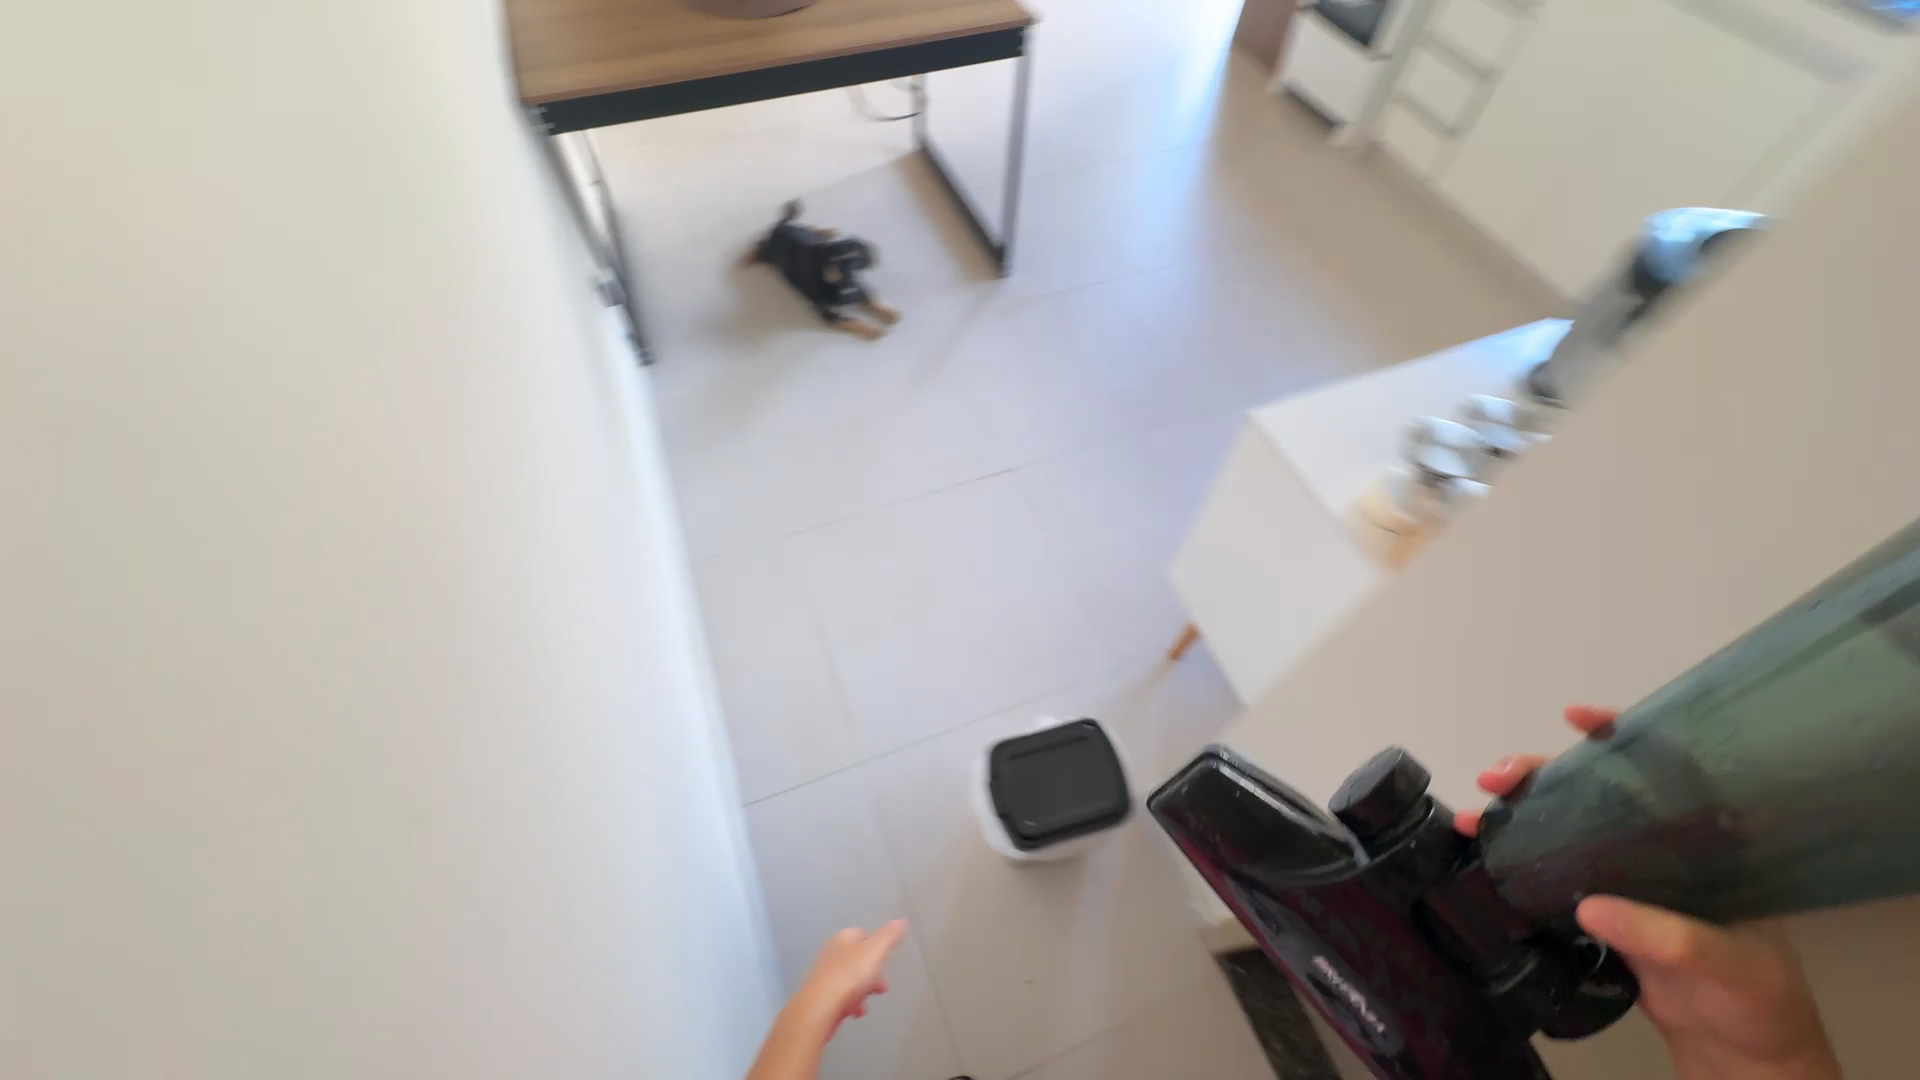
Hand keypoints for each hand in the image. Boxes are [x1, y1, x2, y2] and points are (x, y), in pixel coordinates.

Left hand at [795, 920, 907, 1034]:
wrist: (818, 1009)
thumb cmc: (849, 976)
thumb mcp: (875, 952)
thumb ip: (890, 937)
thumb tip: (902, 921)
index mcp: (843, 939)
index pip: (861, 934)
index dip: (876, 945)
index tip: (887, 958)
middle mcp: (831, 954)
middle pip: (856, 959)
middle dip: (872, 971)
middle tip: (884, 985)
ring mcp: (824, 977)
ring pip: (849, 979)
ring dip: (863, 989)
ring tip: (871, 1001)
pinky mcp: (820, 999)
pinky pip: (840, 997)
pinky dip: (851, 1003)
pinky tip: (857, 1012)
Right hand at [1458, 707, 1843, 1079]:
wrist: (1734, 1047)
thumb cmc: (1754, 996)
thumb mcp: (1724, 962)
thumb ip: (1665, 934)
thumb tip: (1590, 906)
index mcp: (1696, 842)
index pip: (1656, 769)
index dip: (1617, 734)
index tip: (1576, 717)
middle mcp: (1649, 842)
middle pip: (1585, 787)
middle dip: (1534, 773)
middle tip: (1496, 778)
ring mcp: (1613, 867)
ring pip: (1553, 818)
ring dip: (1509, 809)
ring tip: (1474, 817)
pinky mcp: (1585, 895)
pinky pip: (1540, 859)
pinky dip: (1505, 848)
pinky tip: (1477, 844)